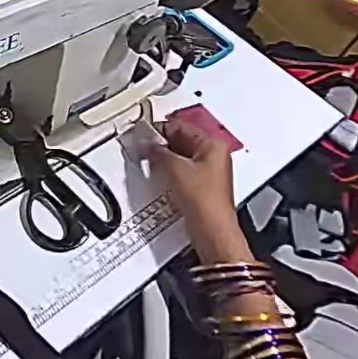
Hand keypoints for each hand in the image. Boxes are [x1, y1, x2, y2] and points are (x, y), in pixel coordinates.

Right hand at [153, 109, 250, 263]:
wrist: (212, 232)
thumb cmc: (206, 202)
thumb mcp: (174, 169)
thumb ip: (158, 152)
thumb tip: (147, 144)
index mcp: (213, 145)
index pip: (180, 126)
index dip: (160, 129)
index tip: (144, 132)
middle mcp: (213, 156)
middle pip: (180, 141)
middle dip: (161, 144)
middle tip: (143, 146)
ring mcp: (208, 172)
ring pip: (179, 156)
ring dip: (163, 158)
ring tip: (148, 160)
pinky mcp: (200, 186)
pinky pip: (181, 171)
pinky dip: (168, 171)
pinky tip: (158, 174)